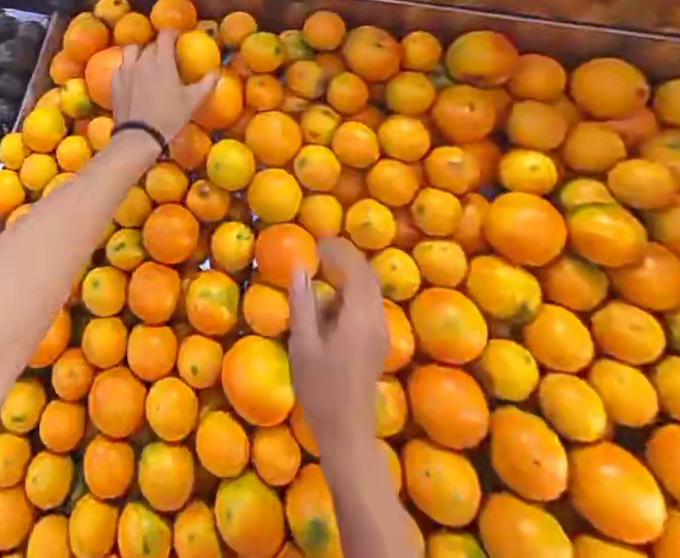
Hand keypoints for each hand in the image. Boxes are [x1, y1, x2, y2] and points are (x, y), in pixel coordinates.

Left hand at [111, 29, 216, 141]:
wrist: (139, 136)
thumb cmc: (169, 116)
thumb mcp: (192, 101)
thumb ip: (206, 83)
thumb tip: (216, 72)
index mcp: (162, 61)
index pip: (165, 35)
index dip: (172, 33)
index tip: (178, 36)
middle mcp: (142, 60)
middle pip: (150, 44)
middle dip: (159, 45)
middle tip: (166, 55)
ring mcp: (125, 70)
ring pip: (132, 50)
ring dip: (140, 51)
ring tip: (146, 61)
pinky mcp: (115, 81)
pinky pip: (122, 66)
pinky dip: (129, 66)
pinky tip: (133, 77)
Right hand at [288, 239, 388, 452]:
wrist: (348, 434)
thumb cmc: (321, 390)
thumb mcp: (303, 345)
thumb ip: (303, 303)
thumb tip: (299, 268)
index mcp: (360, 316)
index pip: (356, 269)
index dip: (338, 251)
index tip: (316, 244)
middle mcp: (376, 319)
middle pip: (366, 276)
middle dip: (344, 260)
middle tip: (317, 254)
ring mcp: (380, 332)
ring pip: (368, 291)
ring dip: (347, 278)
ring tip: (318, 279)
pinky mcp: (377, 343)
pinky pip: (367, 306)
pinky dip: (350, 296)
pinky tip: (328, 309)